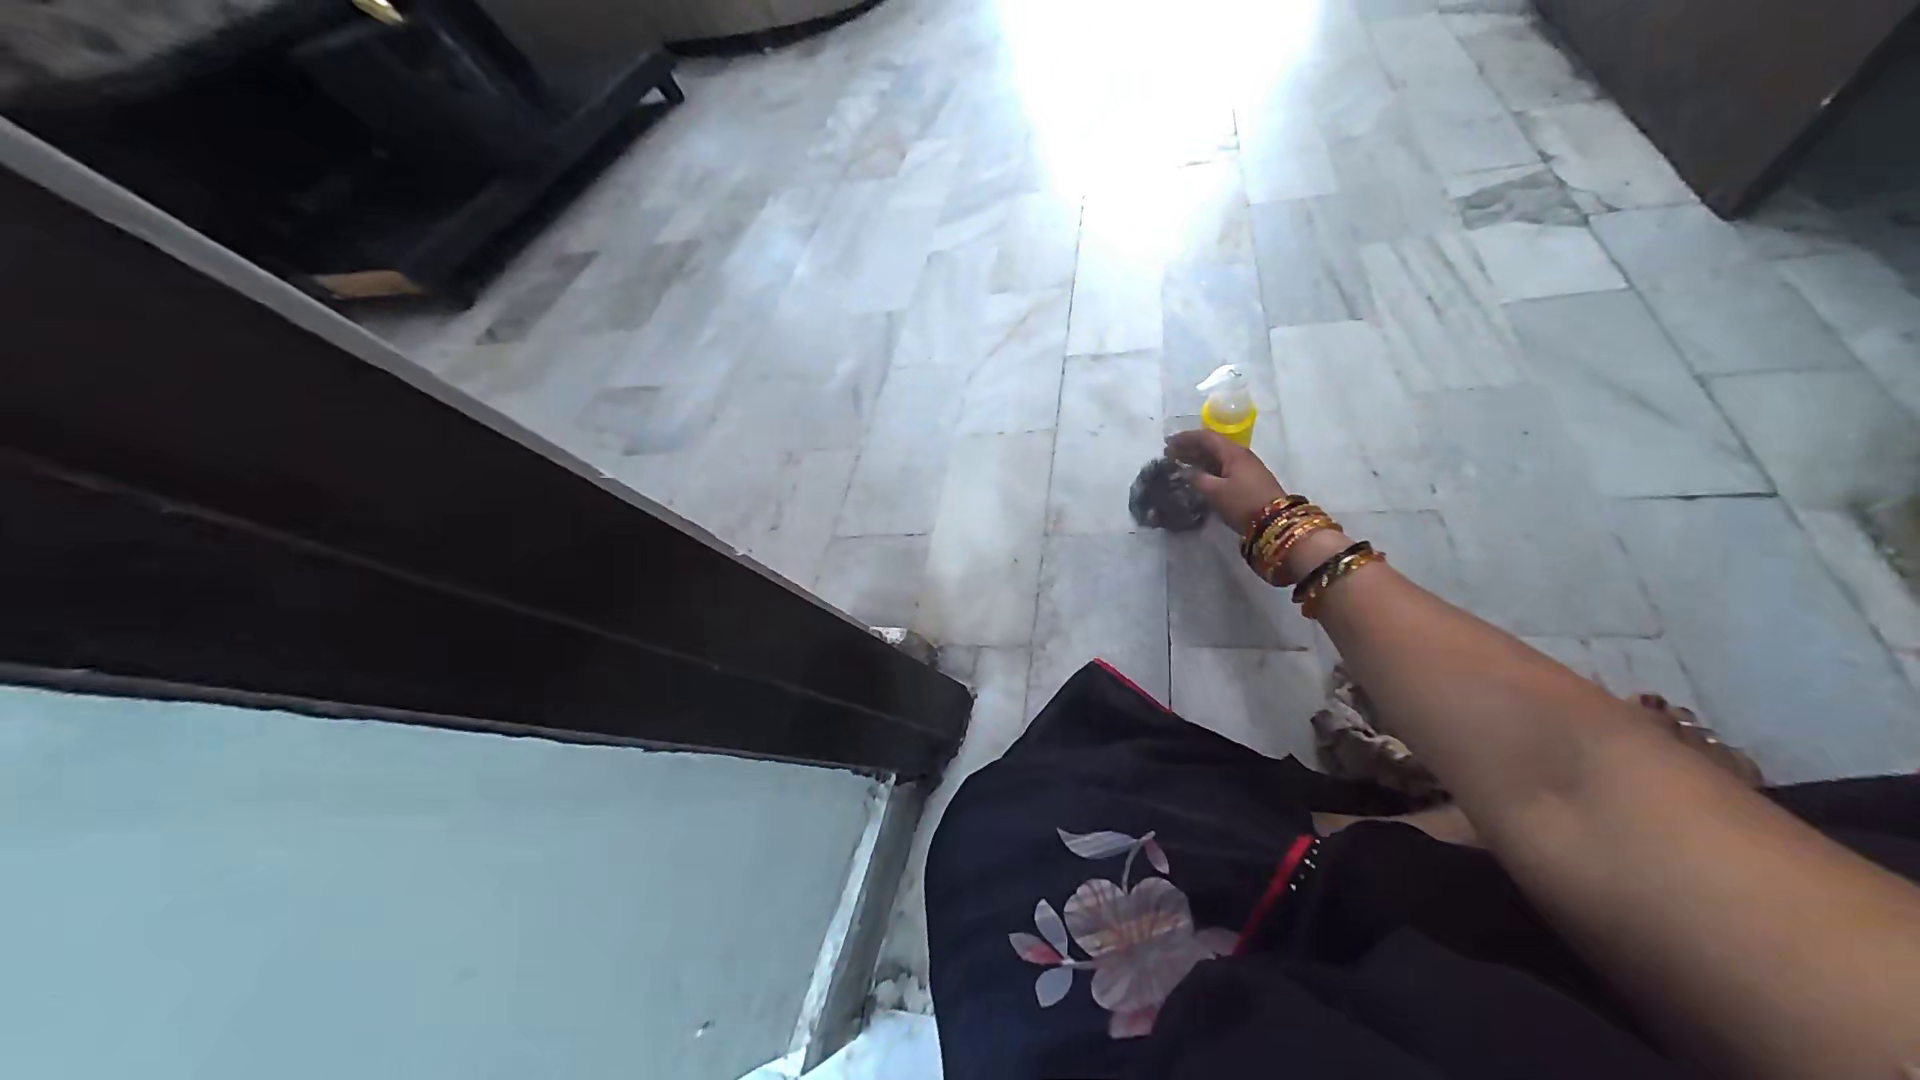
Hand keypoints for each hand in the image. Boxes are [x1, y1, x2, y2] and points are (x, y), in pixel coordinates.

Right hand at [1165, 429, 1288, 535]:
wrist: (1275, 521)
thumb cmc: (1243, 503)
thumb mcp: (1215, 492)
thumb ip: (1197, 479)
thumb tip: (1186, 471)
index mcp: (1233, 453)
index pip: (1206, 437)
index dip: (1186, 438)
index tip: (1168, 443)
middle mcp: (1240, 455)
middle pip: (1212, 445)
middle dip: (1190, 448)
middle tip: (1170, 454)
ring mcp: (1245, 467)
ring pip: (1217, 457)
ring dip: (1198, 458)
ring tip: (1180, 464)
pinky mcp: (1247, 480)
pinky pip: (1223, 467)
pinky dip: (1207, 468)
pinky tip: (1198, 476)